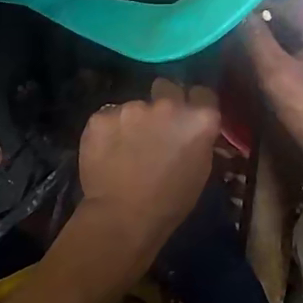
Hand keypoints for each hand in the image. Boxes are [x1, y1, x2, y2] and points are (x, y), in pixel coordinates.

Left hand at [76, 79, 221, 252]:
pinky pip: (107, 117)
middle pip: (166, 87)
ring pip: (133, 106)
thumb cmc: (169, 201)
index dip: (194, 103)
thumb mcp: (200, 168)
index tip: (187, 114)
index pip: (202, 92)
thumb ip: (197, 138)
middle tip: (153, 126)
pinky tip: (106, 150)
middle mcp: (166, 105)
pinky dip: (108, 130)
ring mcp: (130, 108)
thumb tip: (190, 128)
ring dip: (132, 119)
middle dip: (162, 100)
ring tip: (124, 146)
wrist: (123, 214)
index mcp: (199, 118)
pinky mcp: (100, 116)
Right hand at [239, 0, 302, 178]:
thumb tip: (239, 15)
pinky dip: (302, 42)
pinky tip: (283, 57)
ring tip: (260, 45)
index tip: (236, 19)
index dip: (263, 6)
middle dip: (275, 18)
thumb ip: (255, 40)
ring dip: (288, 30)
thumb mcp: (275, 75)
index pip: (296, 0)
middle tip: (245, 33)